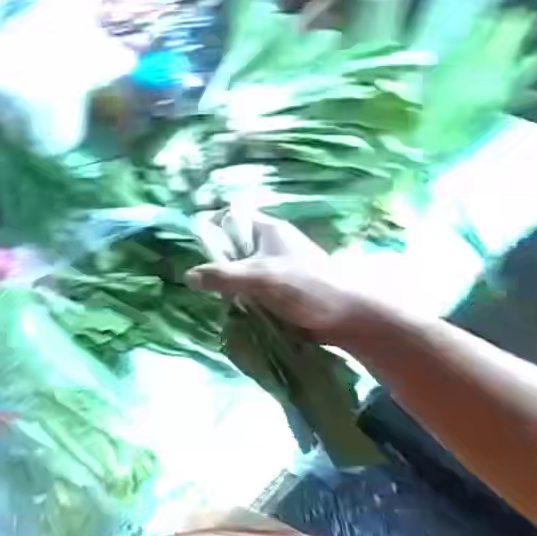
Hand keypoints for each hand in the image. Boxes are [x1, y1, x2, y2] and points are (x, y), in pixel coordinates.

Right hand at [185, 214, 393, 345]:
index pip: (231, 217)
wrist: (348, 318)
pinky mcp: (278, 291)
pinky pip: (249, 289)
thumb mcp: (260, 278)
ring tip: (209, 296)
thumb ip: (222, 276)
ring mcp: (275, 268)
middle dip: (214, 261)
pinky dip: (238, 297)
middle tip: (198, 278)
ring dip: (226, 284)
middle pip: (231, 246)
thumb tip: (187, 276)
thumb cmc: (307, 287)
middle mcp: (270, 245)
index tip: (194, 247)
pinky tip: (227, 309)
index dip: (211, 227)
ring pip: (239, 270)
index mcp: (268, 230)